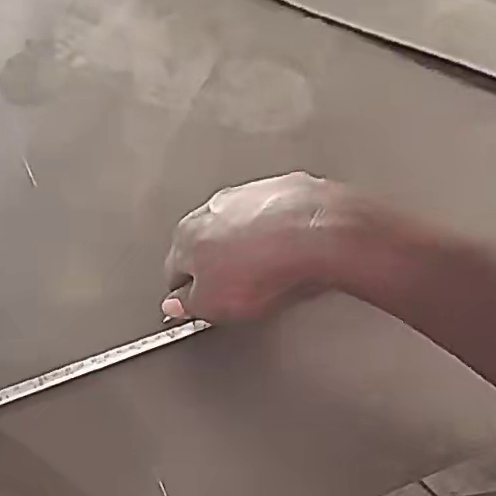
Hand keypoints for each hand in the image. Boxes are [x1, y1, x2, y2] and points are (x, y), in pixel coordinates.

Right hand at [162, 172, 376, 320]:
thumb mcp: (216, 305)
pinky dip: (278, 233)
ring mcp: (250, 194)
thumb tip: (177, 304)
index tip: (200, 306)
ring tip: (268, 275)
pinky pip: (274, 217)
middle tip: (238, 294)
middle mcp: (213, 207)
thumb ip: (189, 304)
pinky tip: (290, 254)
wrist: (322, 235)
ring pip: (239, 227)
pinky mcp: (285, 189)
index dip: (187, 293)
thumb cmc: (268, 267)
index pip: (174, 270)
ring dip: (247, 248)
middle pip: (206, 245)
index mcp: (187, 236)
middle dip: (218, 268)